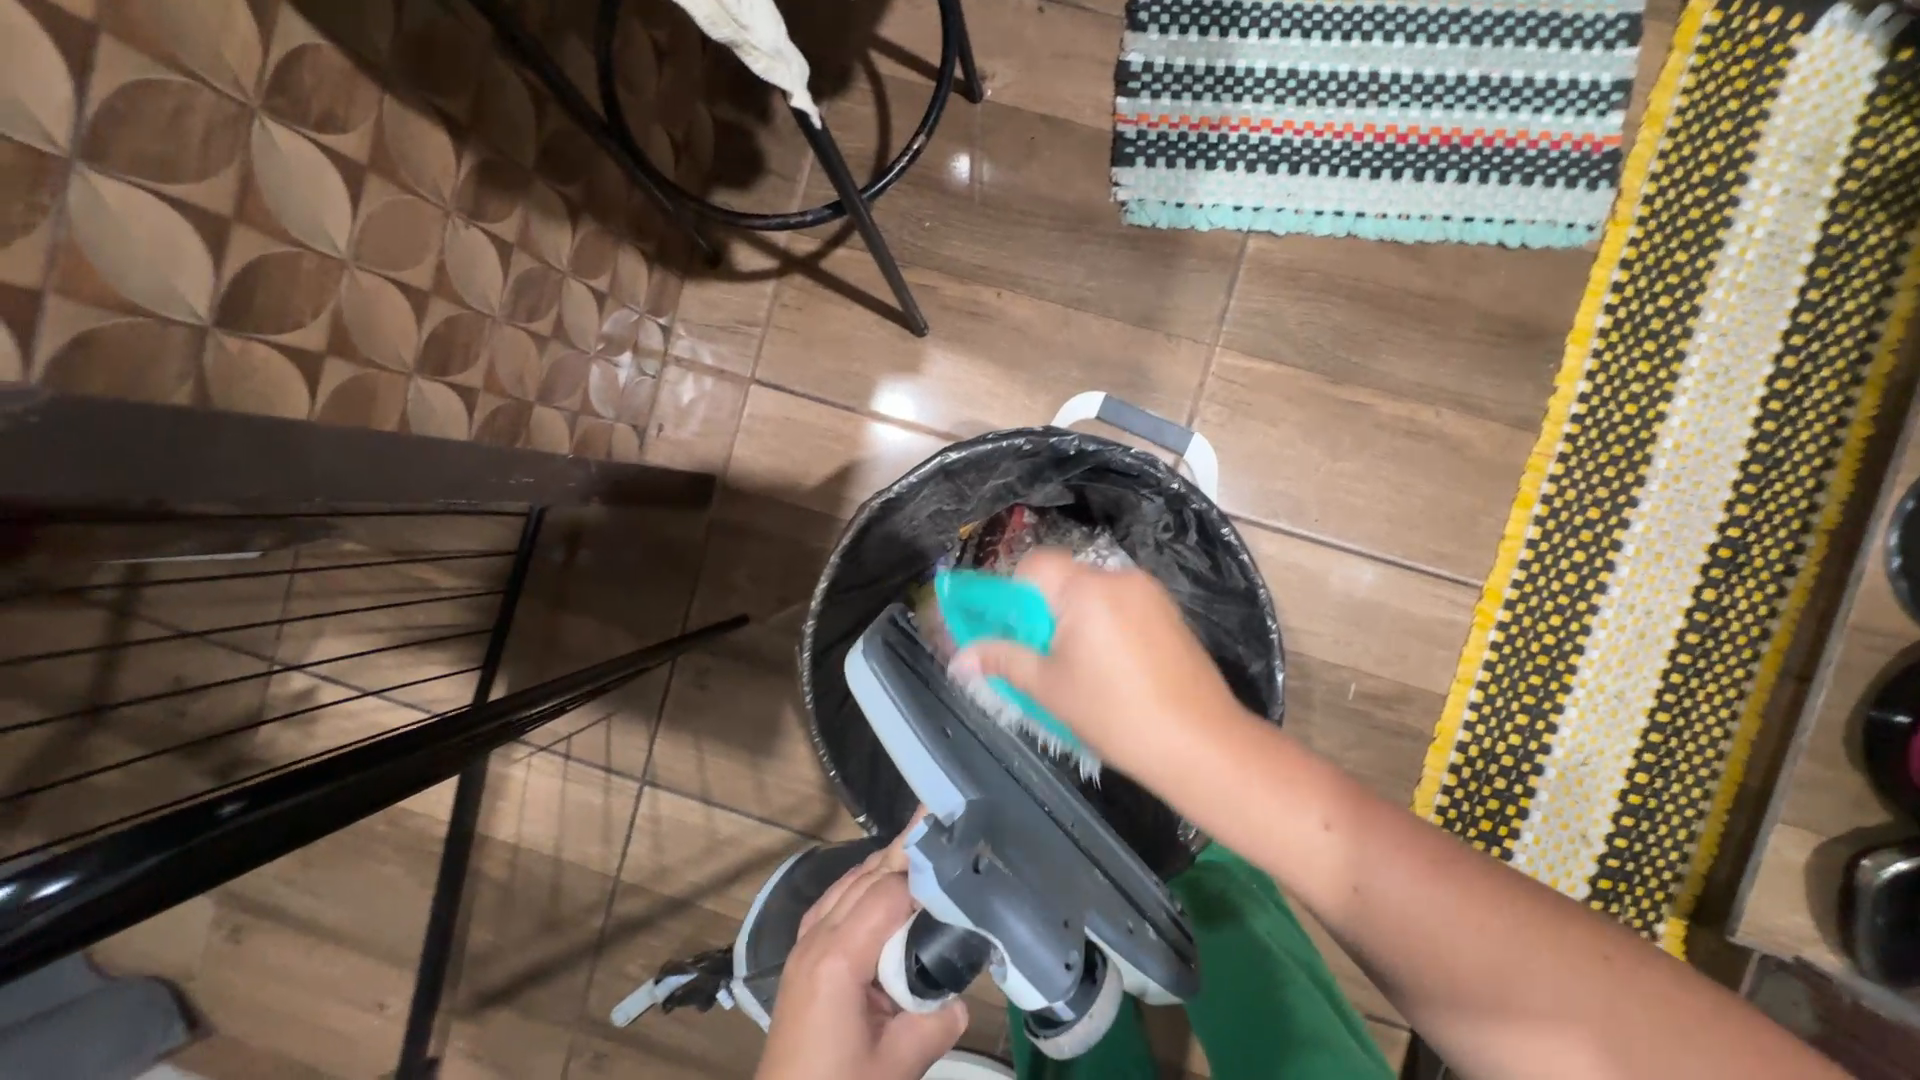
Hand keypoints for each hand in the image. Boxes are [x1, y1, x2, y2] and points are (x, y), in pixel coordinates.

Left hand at [755, 846, 967, 1079]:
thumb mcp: (898, 1064)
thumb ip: (937, 1022)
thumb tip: (960, 997)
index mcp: (838, 959)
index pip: (886, 893)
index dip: (922, 876)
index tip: (957, 860)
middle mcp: (815, 940)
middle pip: (864, 878)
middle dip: (903, 854)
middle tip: (940, 824)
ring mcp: (802, 946)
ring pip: (845, 885)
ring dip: (881, 867)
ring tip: (919, 848)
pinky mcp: (801, 959)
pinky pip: (832, 904)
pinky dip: (860, 887)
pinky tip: (881, 891)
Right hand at [951, 548, 1245, 778]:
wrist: (1200, 743)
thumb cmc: (1115, 715)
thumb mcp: (1049, 689)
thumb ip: (1002, 661)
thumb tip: (958, 657)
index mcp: (1086, 590)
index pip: (1034, 564)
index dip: (1012, 591)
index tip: (1008, 630)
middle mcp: (1119, 578)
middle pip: (1064, 577)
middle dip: (1043, 610)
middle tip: (1038, 655)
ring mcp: (1150, 594)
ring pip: (1093, 593)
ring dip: (1073, 619)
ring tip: (1076, 668)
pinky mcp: (1170, 614)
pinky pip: (1121, 606)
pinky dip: (1104, 625)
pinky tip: (1109, 669)